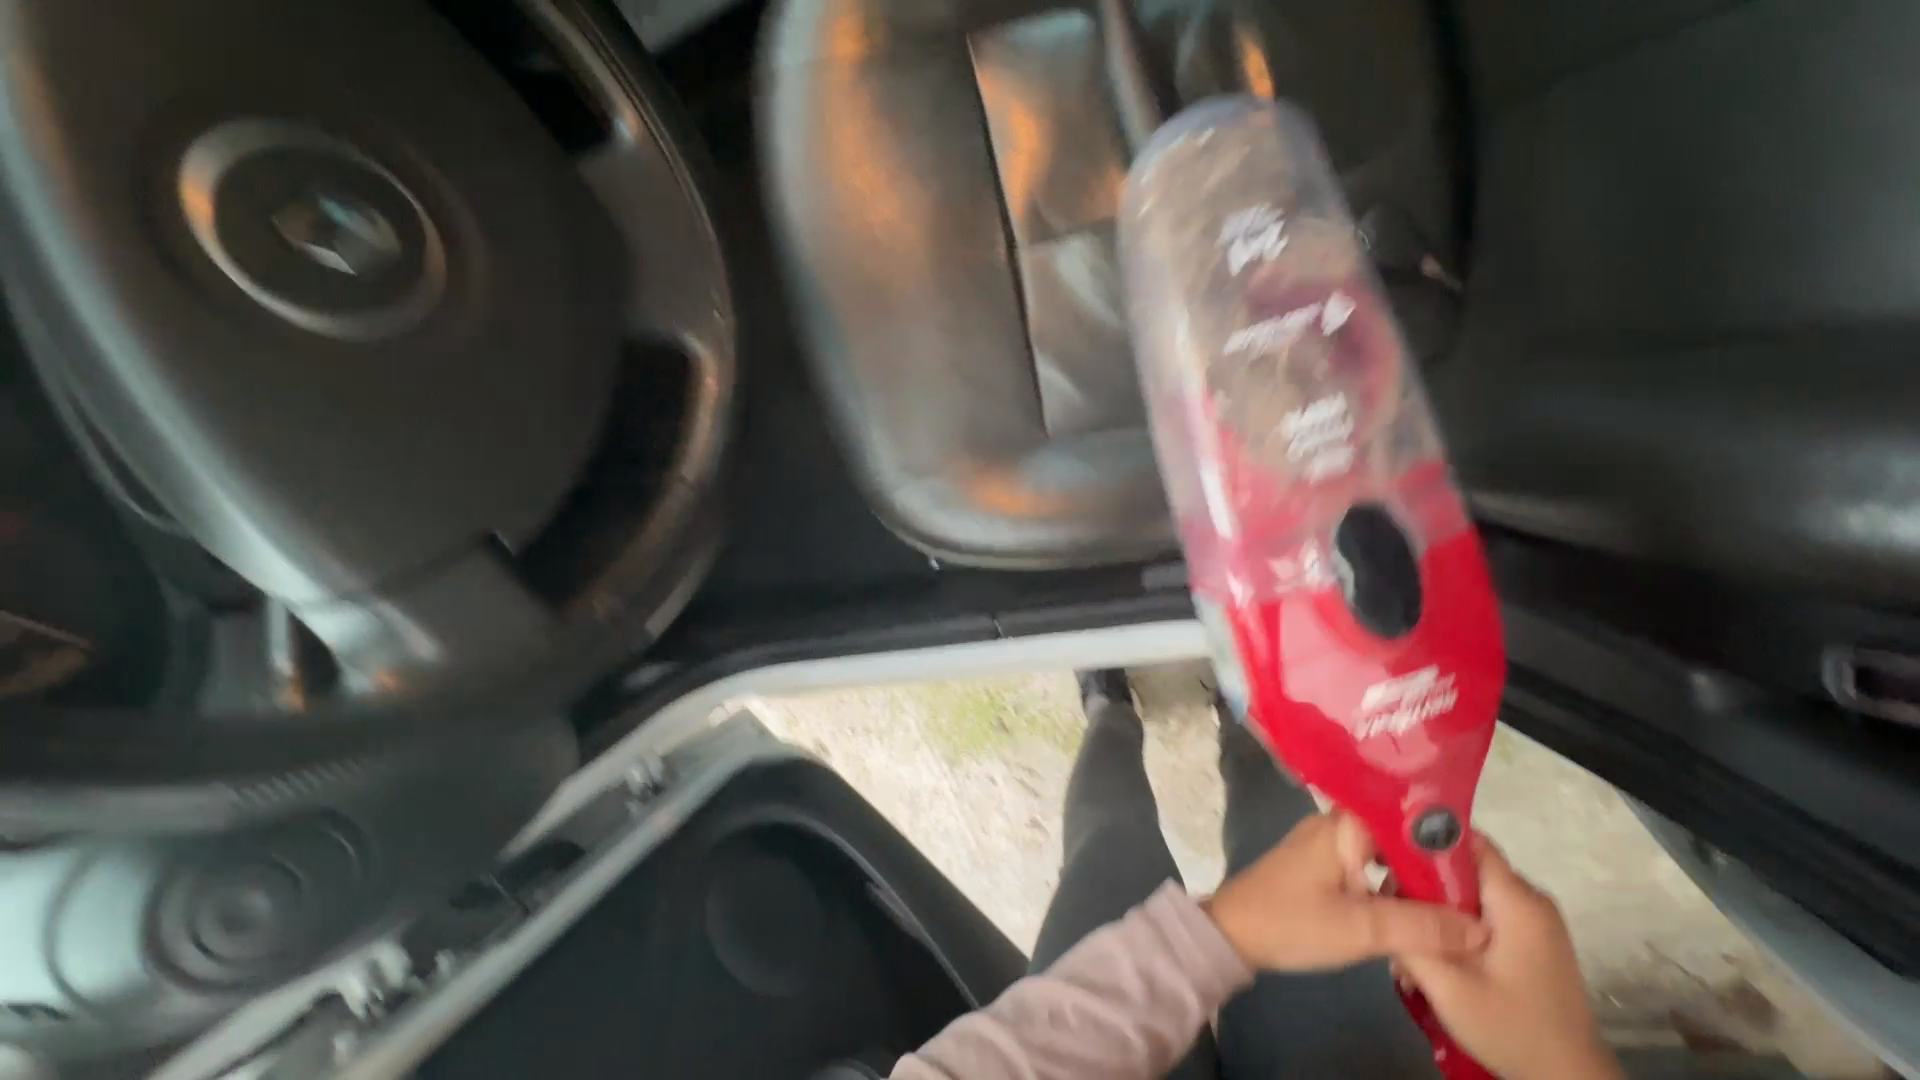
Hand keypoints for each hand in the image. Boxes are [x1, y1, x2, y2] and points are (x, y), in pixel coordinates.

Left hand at [1204, 811, 1488, 972]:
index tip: (1483, 868)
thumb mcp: (1363, 929)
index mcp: (1346, 824)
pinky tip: (1416, 908)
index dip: (1447, 840)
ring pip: (1384, 852)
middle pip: (1399, 834)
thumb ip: (1424, 927)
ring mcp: (1326, 843)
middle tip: (1477, 893)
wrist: (1231, 932)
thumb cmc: (1293, 921)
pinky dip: (1391, 883)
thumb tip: (1484, 928)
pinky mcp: (1320, 864)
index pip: (1408, 815)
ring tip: (1458, 903)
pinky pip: (1367, 865)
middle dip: (1435, 862)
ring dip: (1414, 876)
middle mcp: (1337, 823)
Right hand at [1395, 838, 1623, 1079]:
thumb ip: (1410, 933)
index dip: (1421, 838)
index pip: (1465, 840)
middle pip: (1462, 867)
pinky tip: (1434, 955)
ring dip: (1433, 909)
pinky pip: (1481, 912)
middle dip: (1421, 883)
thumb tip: (1377, 891)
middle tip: (1388, 907)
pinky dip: (1453, 925)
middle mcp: (1530, 899)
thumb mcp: (1447, 985)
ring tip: (1408, 940)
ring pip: (1468, 892)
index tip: (1382, 853)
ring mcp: (1533, 920)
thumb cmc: (1510, 1027)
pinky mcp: (1530, 939)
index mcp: (1517, 900)